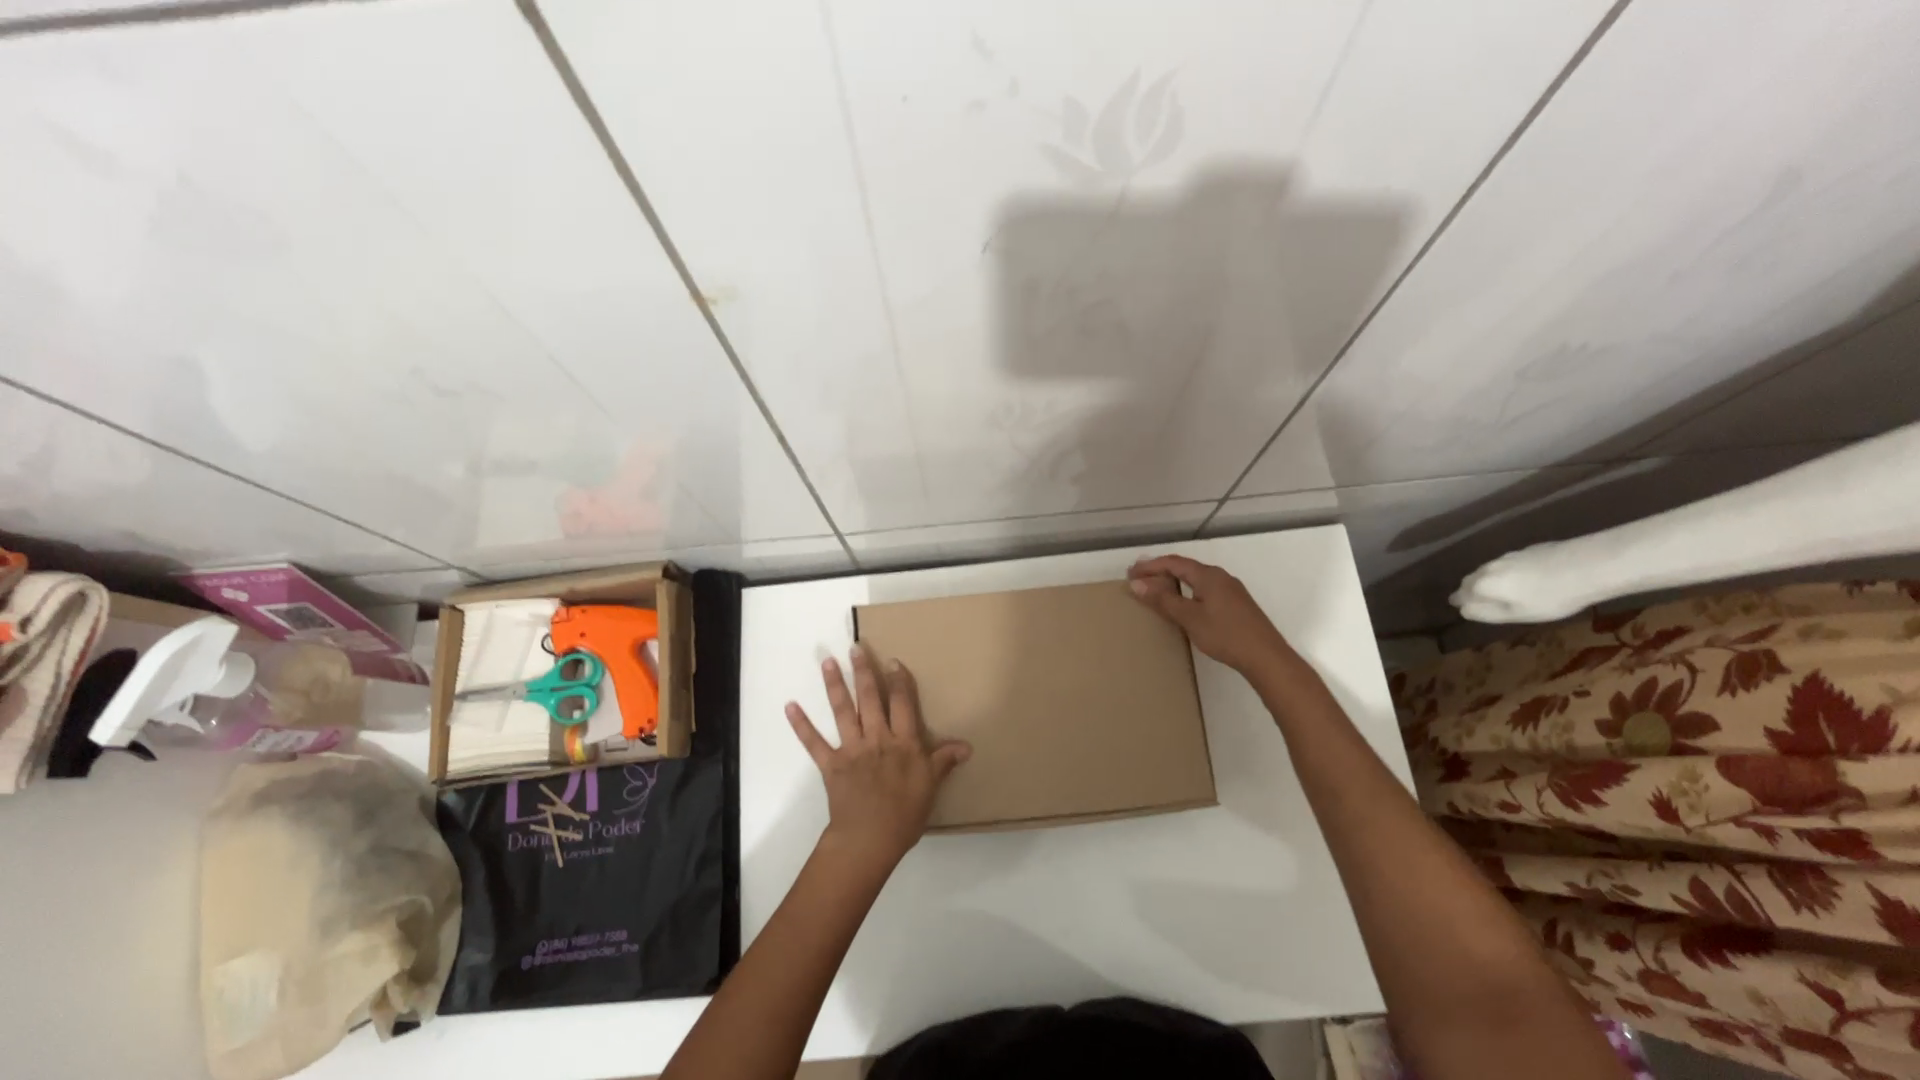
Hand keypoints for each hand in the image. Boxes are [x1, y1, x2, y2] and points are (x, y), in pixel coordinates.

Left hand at [785, 645, 970, 866]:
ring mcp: (851, 750)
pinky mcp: (831, 765)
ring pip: (843, 711)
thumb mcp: (931, 787)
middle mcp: (877, 739)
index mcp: (904, 743)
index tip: (893, 661)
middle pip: (870, 699)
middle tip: (856, 648)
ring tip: (827, 662)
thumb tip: (966, 745)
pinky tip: (790, 706)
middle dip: (864, 672)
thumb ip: (944, 761)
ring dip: (834, 685)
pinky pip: (813, 742)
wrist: (869, 839)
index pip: (902, 704)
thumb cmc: (905, 815)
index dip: (899, 681)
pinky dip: (801, 724)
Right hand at [1128, 555, 1292, 673]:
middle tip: (1139, 579)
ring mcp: (1231, 590)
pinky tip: (1183, 603)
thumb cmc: (1224, 634)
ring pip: (1196, 579)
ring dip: (1174, 582)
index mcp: (1208, 575)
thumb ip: (1163, 600)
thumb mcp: (1189, 617)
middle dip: (1160, 572)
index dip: (1150, 566)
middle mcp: (1220, 577)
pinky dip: (1187, 591)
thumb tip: (1137, 584)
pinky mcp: (1236, 604)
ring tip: (1156, 590)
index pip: (1173, 563)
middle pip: (1185, 568)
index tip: (1130, 573)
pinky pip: (1205, 589)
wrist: (1265, 656)